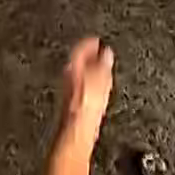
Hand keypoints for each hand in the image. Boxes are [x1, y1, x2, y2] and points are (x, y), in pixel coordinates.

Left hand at [55, 37, 114, 154]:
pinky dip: (88, 85)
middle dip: (88, 58)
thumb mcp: (102, 79)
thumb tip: (106, 52)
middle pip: (77, 63)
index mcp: (73, 68)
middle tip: (98, 53)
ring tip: (99, 70)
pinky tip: (95, 91)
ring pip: (78, 77)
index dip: (89, 43)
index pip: (80, 49)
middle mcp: (67, 79)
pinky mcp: (71, 108)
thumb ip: (103, 63)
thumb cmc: (86, 106)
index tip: (96, 40)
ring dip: (88, 71)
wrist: (76, 133)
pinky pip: (81, 90)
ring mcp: (68, 94)